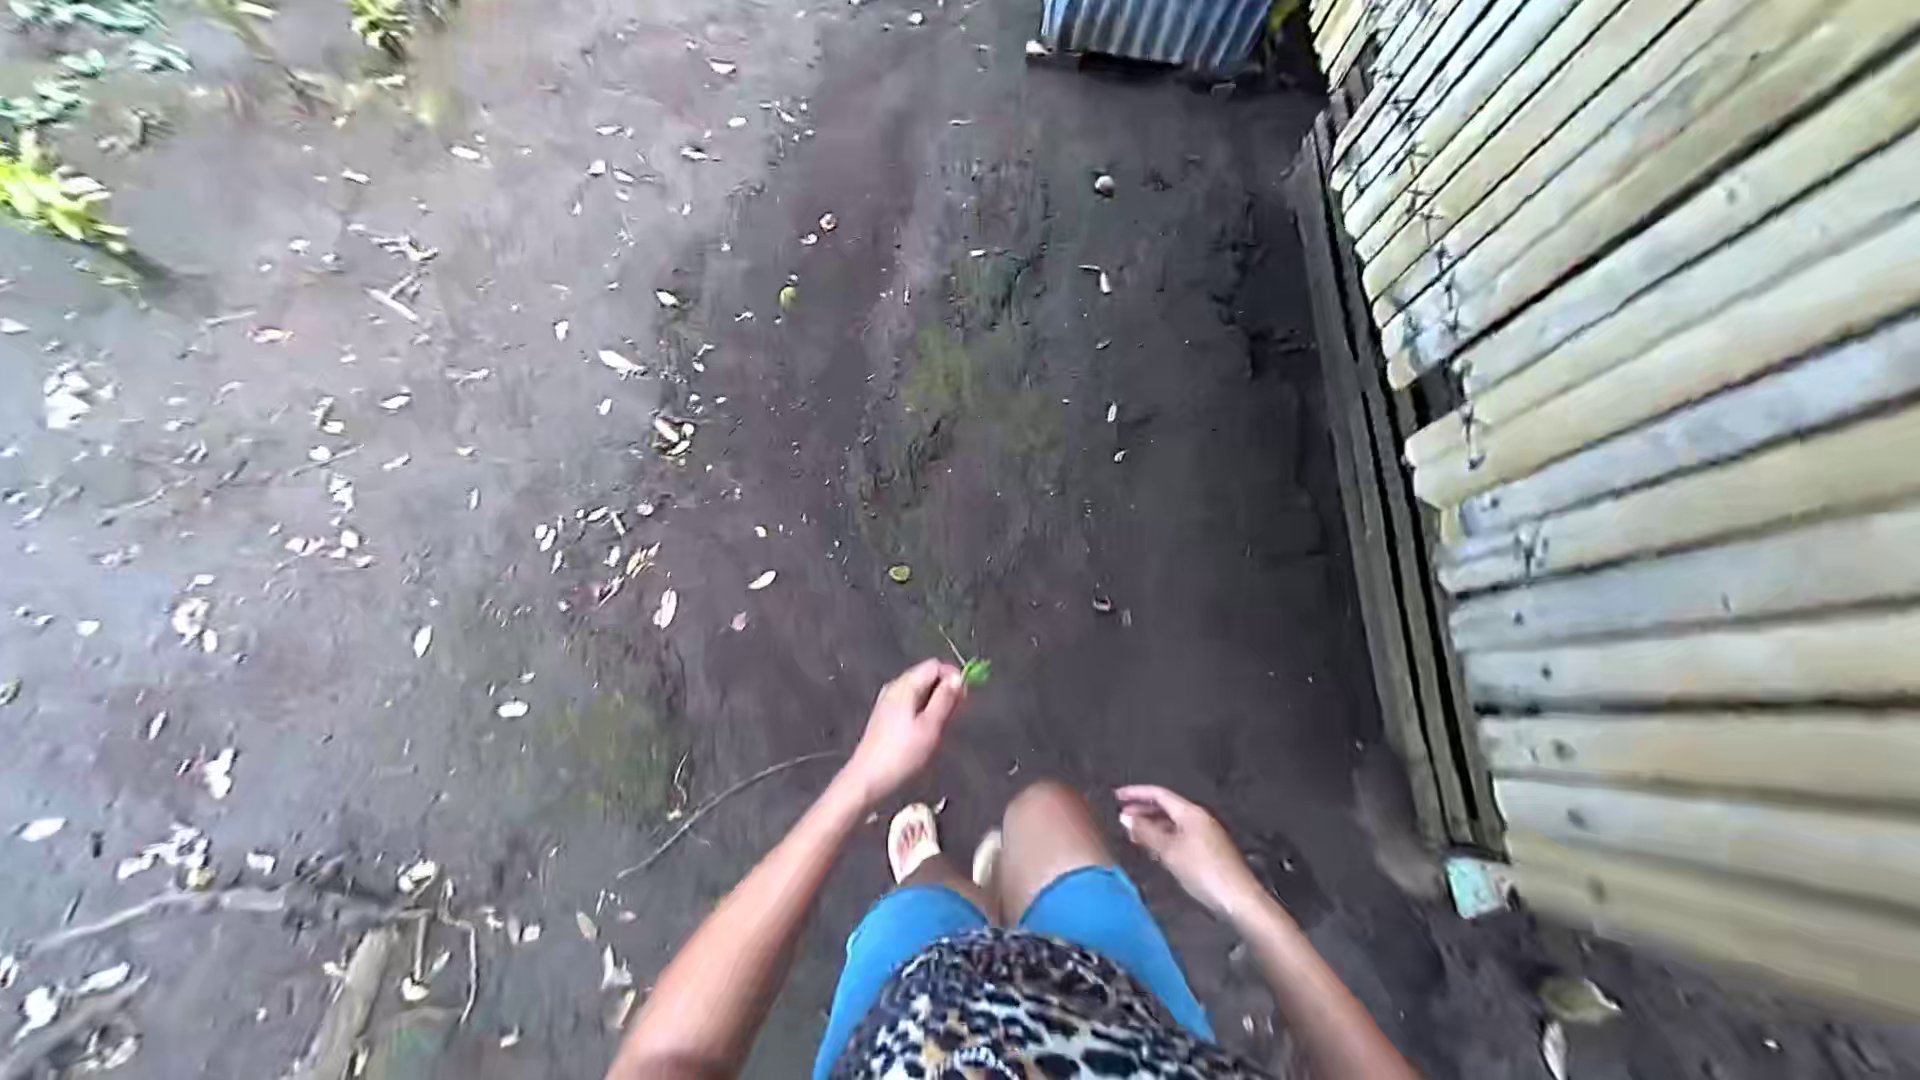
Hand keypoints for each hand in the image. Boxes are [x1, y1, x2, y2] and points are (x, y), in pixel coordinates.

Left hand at [839, 660, 966, 806]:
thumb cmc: (902, 754)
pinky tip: (929, 732)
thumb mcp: (931, 726)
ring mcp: (889, 702)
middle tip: (957, 715)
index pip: (935, 666)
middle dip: (946, 691)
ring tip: (944, 727)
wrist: (868, 780)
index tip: (966, 698)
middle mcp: (895, 687)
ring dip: (937, 704)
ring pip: (921, 692)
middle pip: (928, 677)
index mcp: (905, 685)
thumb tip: (958, 678)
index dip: (954, 677)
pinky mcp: (886, 716)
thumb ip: (945, 699)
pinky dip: (925, 712)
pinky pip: (912, 704)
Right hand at [1116, 784, 1266, 921]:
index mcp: (1190, 812)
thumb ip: (1145, 832)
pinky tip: (1155, 850)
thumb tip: (1125, 818)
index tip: (1117, 796)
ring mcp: (1206, 835)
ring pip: (1173, 823)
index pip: (1158, 794)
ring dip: (1152, 826)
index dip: (1136, 793)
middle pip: (1166, 807)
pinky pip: (1180, 836)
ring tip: (1133, 834)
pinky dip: (1164, 838)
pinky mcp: (1209, 851)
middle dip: (1143, 810)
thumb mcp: (1168, 850)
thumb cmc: (1203, 871)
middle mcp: (1199, 819)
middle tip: (1122, 816)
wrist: (1241, 902)